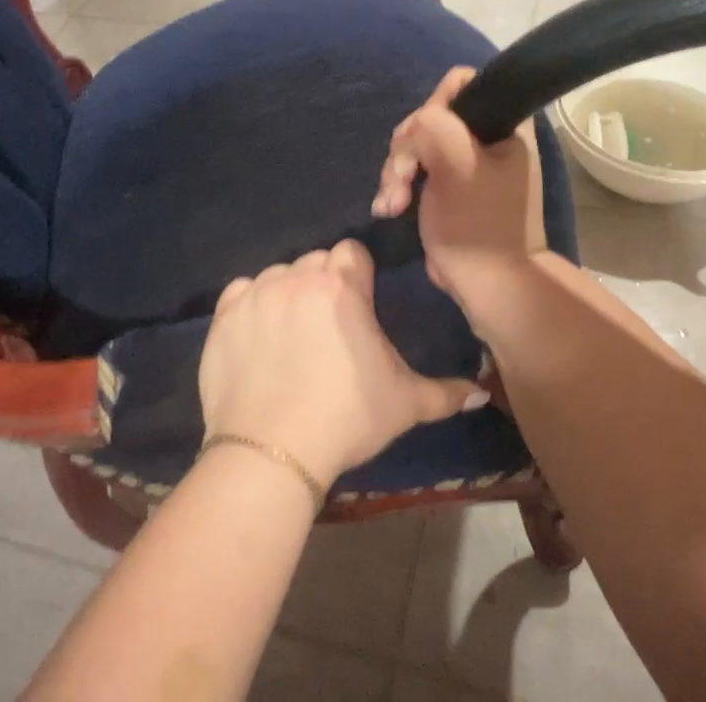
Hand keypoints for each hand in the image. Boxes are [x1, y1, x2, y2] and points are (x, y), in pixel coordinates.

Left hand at [199, 240, 488, 485]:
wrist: (272, 452)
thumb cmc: (346, 419)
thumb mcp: (405, 405)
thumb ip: (446, 393)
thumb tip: (482, 395)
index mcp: (342, 287)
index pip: (352, 253)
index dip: (358, 276)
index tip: (359, 308)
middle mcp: (297, 278)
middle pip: (315, 262)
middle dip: (324, 284)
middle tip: (329, 329)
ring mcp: (255, 295)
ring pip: (277, 275)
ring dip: (288, 294)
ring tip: (292, 337)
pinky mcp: (222, 317)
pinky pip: (241, 293)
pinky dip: (251, 307)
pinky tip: (260, 339)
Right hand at [371, 68, 547, 311]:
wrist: (490, 284)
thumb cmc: (480, 223)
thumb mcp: (457, 163)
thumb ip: (434, 125)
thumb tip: (416, 126)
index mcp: (502, 123)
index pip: (460, 86)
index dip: (434, 107)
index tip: (425, 140)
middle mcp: (485, 137)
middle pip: (429, 118)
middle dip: (407, 149)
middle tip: (402, 180)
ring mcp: (464, 164)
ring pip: (415, 146)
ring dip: (396, 173)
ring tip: (392, 204)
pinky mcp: (447, 188)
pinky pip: (414, 172)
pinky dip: (398, 187)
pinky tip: (388, 208)